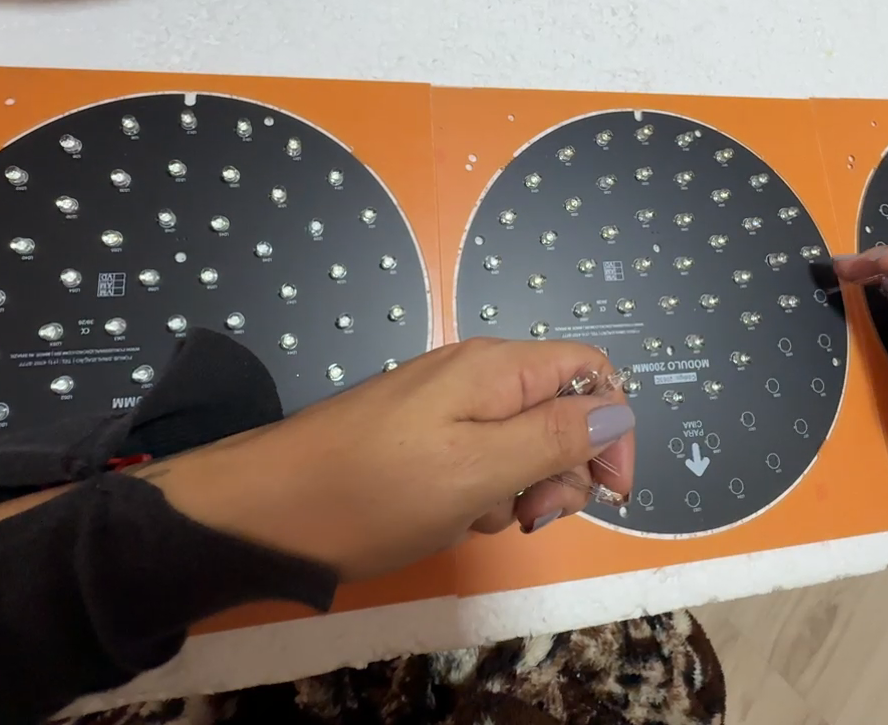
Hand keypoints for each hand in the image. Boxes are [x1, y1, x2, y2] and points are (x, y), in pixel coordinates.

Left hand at [140, 338, 637, 581]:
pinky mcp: (428, 436)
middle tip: (531, 514)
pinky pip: (483, 459)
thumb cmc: (378, 489)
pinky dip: (483, 492)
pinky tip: (452, 516)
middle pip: (561, 409)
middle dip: (562, 467)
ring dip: (520, 487)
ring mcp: (451, 405)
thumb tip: (618, 412)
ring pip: (523, 442)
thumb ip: (554, 437)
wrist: (269, 508)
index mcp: (499, 369)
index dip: (612, 426)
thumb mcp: (478, 470)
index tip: (608, 491)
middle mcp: (481, 376)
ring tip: (478, 517)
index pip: (590, 372)